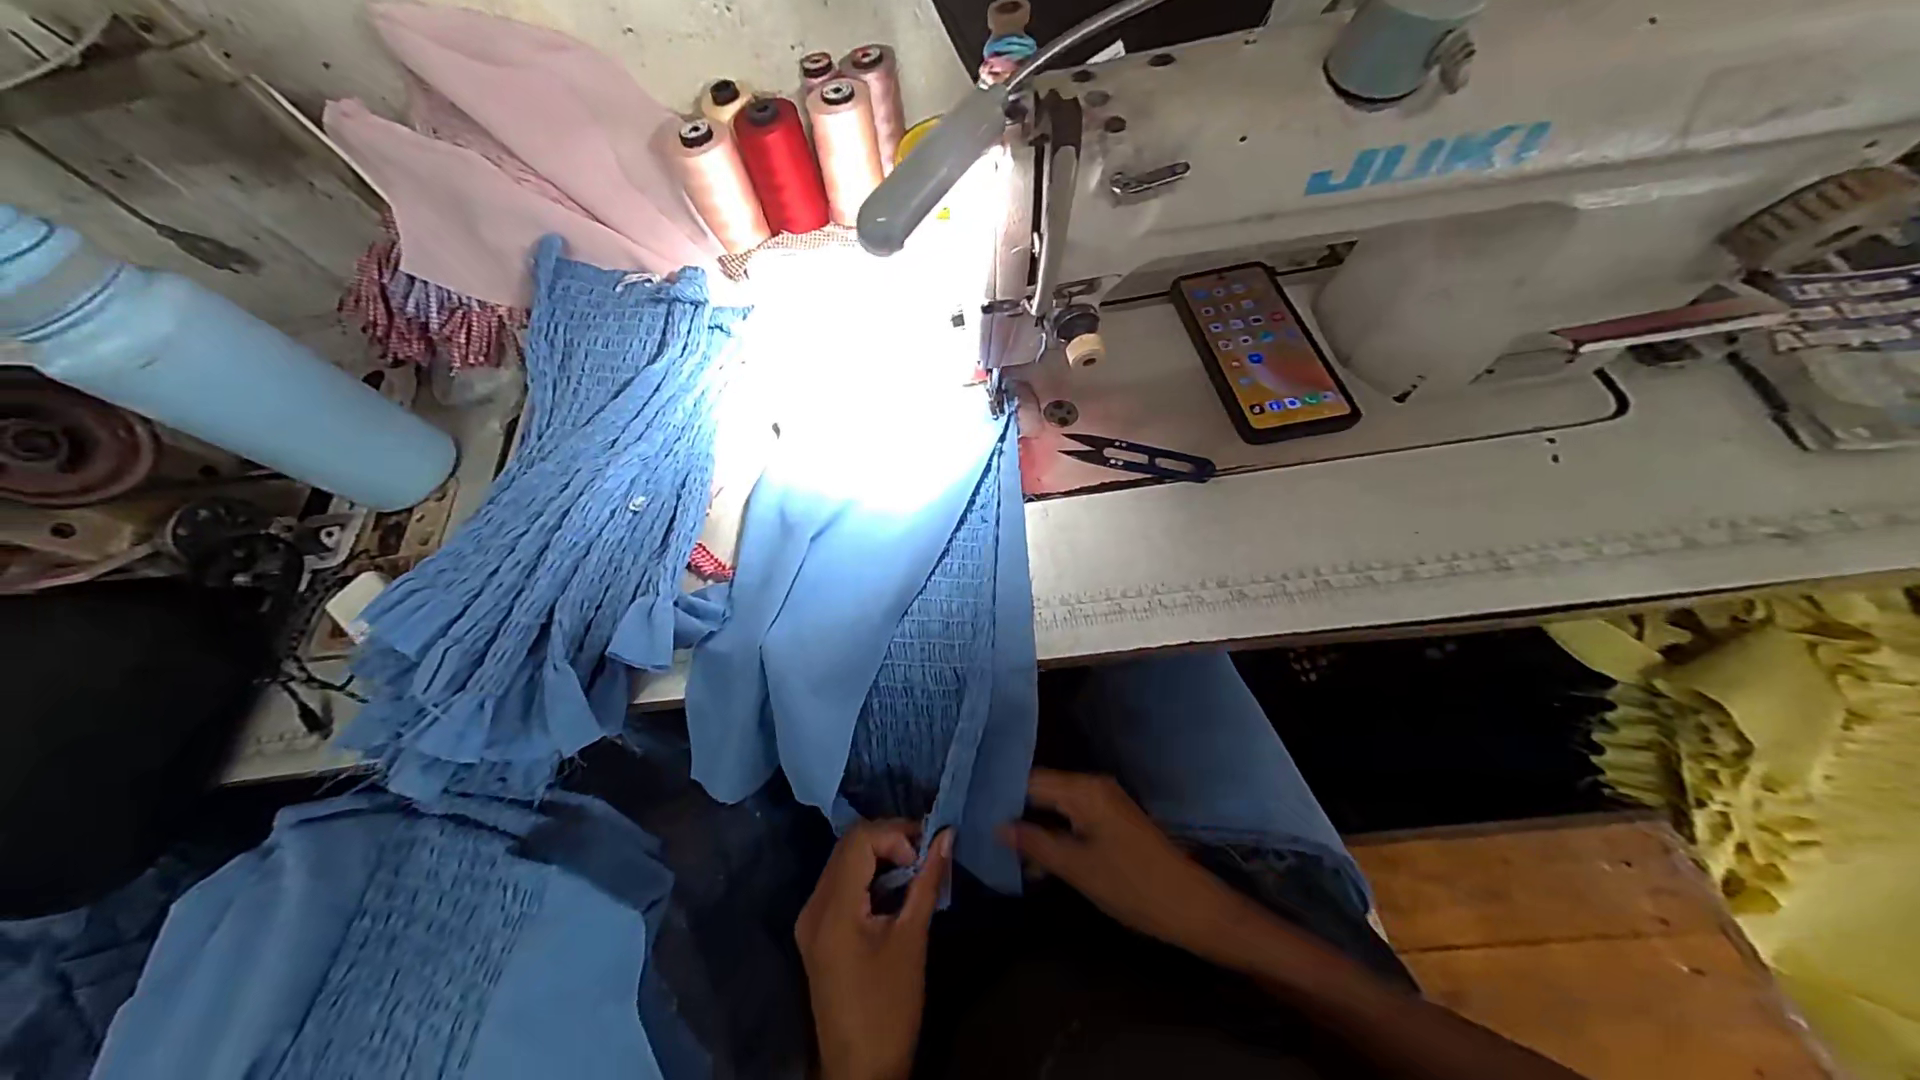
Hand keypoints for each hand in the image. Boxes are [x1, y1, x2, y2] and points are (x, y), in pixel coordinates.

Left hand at [796, 821, 952, 1079]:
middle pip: (848, 847)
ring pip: (843, 862)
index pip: (859, 840)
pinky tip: (893, 888)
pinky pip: (840, 884)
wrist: (861, 1070)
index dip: (894, 834)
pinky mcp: (816, 932)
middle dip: (888, 840)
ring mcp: (810, 920)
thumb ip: (927, 881)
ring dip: (879, 856)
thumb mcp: (913, 938)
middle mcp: (813, 907)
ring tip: (914, 867)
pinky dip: (868, 875)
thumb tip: (946, 836)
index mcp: (832, 909)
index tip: (924, 851)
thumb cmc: (890, 1007)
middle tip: (924, 852)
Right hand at [1001, 768, 1256, 961]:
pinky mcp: (1111, 822)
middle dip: (1014, 811)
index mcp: (1084, 789)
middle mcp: (1092, 787)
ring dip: (1033, 828)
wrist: (1191, 906)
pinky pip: (1072, 820)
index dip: (1001, 793)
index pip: (1030, 779)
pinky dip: (1054, 836)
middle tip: (980, 830)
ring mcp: (1104, 804)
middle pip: (1042, 790)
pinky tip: (1036, 861)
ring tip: (1001, 851)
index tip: (971, 807)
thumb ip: (1034, 843)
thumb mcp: (1076, 867)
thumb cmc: (1131, 885)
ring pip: (1056, 808)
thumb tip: (998, 826)